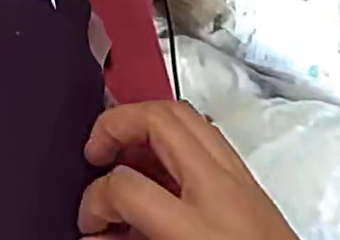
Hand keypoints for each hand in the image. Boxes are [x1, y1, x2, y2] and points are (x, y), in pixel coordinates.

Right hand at [78, 101, 297, 239]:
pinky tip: (159, 158)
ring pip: (183, 112)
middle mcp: (221, 190)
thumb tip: (96, 236)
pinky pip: (204, 131)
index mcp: (200, 229)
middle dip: (116, 124)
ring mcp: (240, 178)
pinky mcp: (251, 180)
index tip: (88, 221)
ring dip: (144, 118)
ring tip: (122, 145)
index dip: (96, 200)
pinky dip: (172, 131)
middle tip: (96, 151)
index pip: (128, 187)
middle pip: (158, 119)